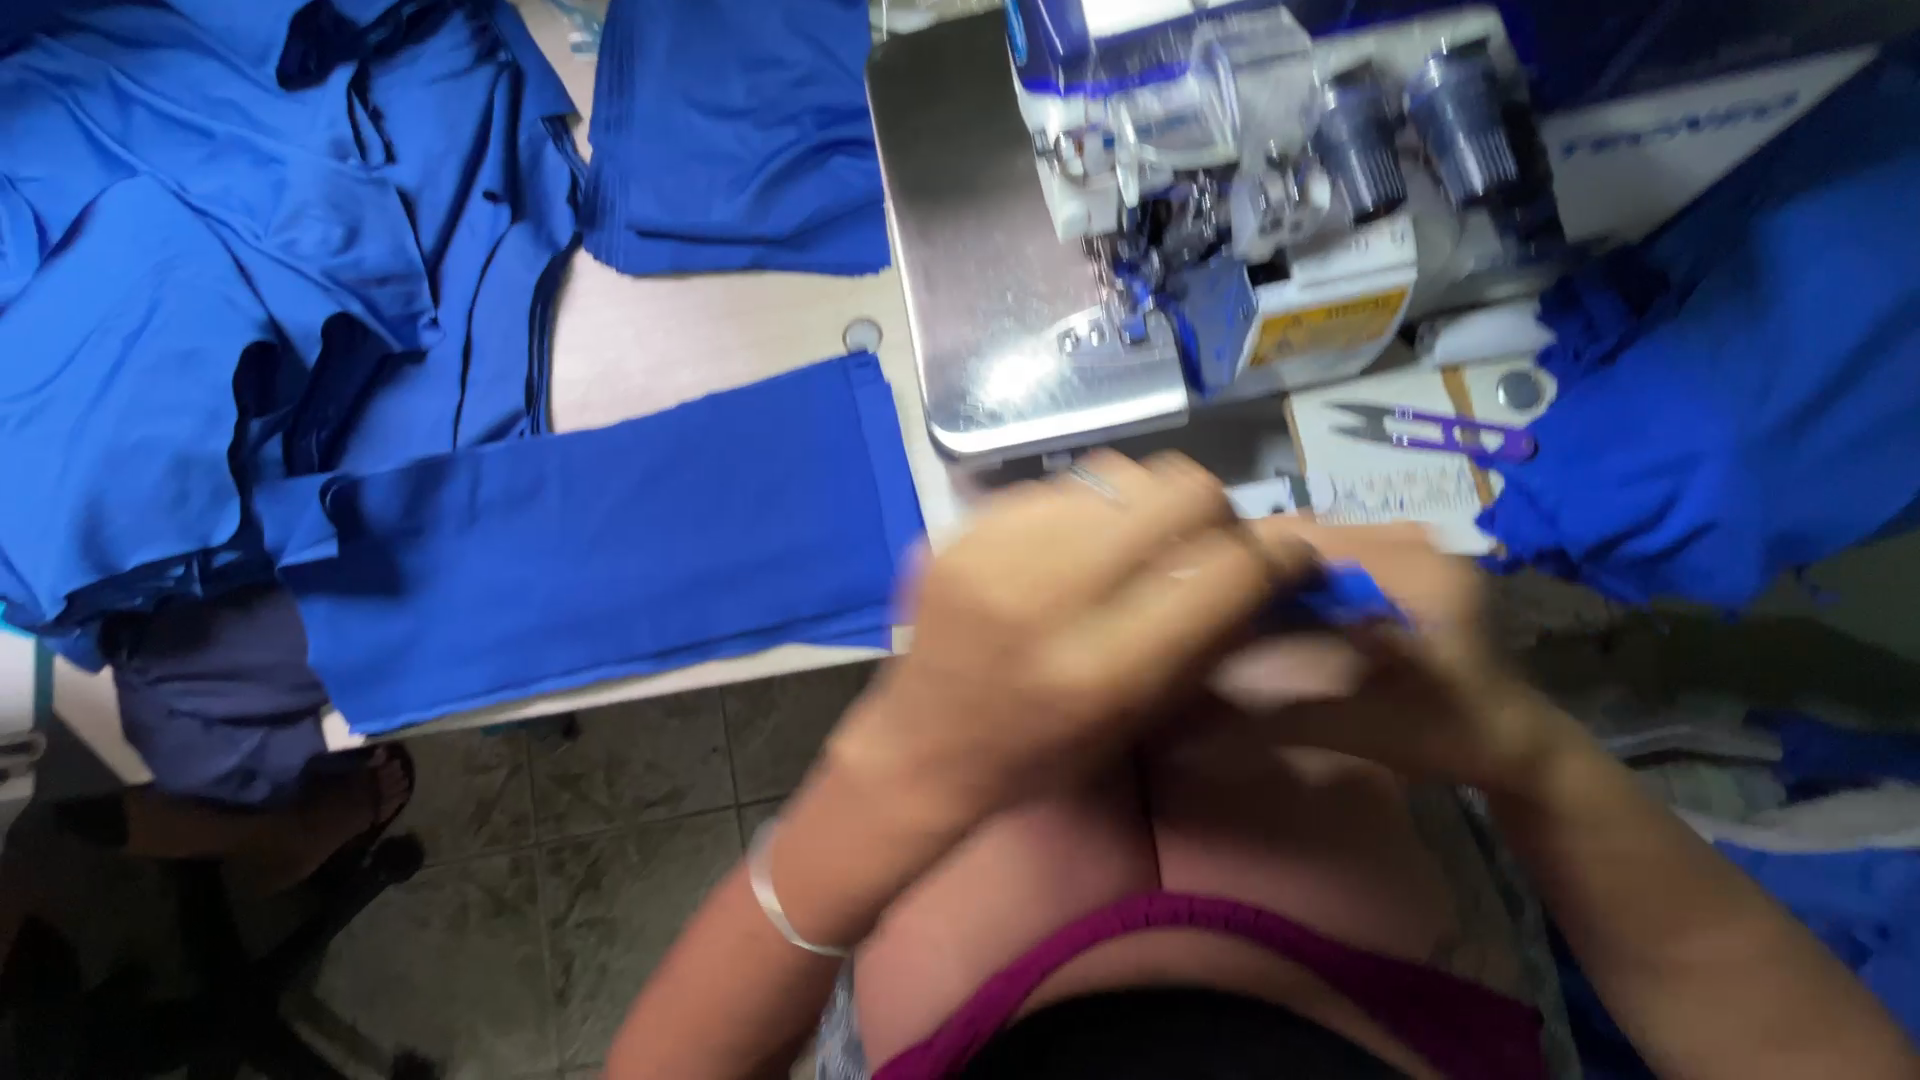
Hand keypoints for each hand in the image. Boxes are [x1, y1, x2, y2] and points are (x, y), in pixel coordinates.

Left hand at [827, 452, 1317, 827]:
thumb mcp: (1136, 720)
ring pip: (1119, 476)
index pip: (1224, 571)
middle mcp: (1047, 596)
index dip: (1275, 555)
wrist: (921, 747)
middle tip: (1205, 540)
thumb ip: (1208, 639)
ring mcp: (993, 552)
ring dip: (1143, 508)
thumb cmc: (1038, 755)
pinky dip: (1083, 513)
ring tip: (1129, 547)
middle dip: (1212, 511)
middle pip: (1177, 492)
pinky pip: (1056, 489)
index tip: (1283, 557)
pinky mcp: (960, 531)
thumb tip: (1269, 565)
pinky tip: (1069, 550)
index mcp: (1102, 669)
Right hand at [1215, 520, 1589, 798]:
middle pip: (1309, 532)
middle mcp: (1418, 541)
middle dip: (1255, 562)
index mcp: (1415, 567)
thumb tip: (1200, 711)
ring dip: (1275, 567)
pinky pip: (1340, 554)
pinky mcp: (1414, 564)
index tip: (1195, 589)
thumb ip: (1280, 714)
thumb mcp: (1360, 727)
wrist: (1519, 747)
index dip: (1245, 559)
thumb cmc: (1447, 736)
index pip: (1307, 537)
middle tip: (1208, 599)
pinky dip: (1302, 574)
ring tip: (1233, 601)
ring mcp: (1419, 548)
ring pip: (1320, 540)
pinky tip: (1279, 605)